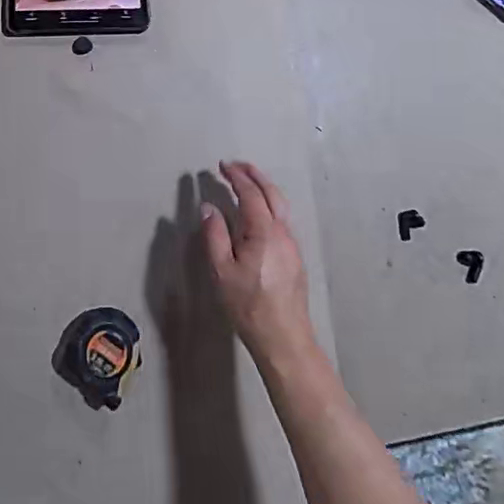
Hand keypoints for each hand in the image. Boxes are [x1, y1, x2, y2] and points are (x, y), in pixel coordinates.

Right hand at [200, 160, 316, 365]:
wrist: (284, 338)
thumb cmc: (249, 305)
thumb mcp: (222, 271)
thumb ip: (214, 235)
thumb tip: (209, 206)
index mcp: (264, 232)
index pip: (251, 194)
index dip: (237, 177)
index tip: (222, 165)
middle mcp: (283, 233)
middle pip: (272, 194)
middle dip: (255, 175)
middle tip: (237, 165)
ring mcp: (292, 245)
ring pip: (280, 206)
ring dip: (264, 189)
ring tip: (247, 182)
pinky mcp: (294, 258)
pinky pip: (282, 220)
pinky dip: (269, 205)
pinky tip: (259, 213)